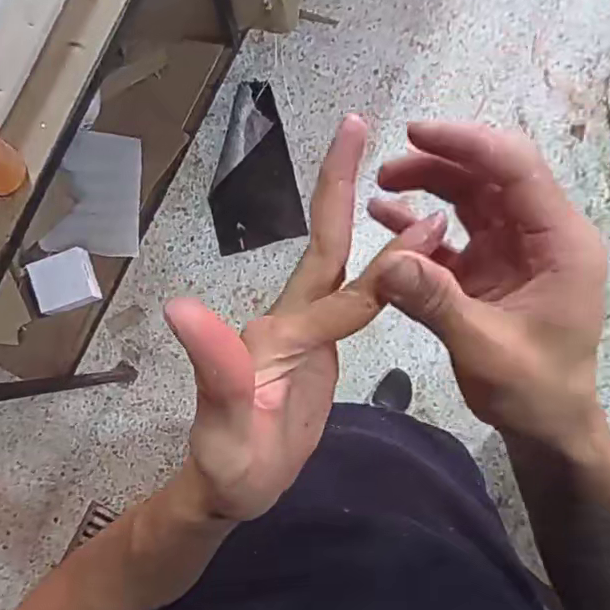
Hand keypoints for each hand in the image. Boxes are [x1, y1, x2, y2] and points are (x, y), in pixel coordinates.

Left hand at [165, 115, 446, 520]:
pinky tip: (402, 259)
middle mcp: (293, 319)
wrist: (233, 485)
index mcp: (282, 334)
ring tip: (408, 185)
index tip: (430, 224)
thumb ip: (214, 370)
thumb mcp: (222, 428)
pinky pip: (355, 299)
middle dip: (338, 183)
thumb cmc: (229, 464)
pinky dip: (381, 270)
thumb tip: (180, 308)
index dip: (388, 265)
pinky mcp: (320, 347)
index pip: (343, 294)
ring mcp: (308, 331)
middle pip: (325, 245)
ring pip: (344, 267)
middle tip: (355, 125)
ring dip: (368, 220)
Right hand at [367, 121, 608, 447]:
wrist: (548, 426)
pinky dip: (423, 225)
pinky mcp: (492, 267)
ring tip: (382, 186)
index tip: (416, 133)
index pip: (517, 169)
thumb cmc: (534, 391)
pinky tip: (386, 218)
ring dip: (429, 186)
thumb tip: (387, 263)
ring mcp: (516, 250)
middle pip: (491, 176)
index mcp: (561, 243)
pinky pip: (456, 233)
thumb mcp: (486, 349)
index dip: (467, 144)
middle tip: (387, 167)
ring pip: (472, 198)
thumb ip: (437, 303)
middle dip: (440, 163)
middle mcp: (541, 235)